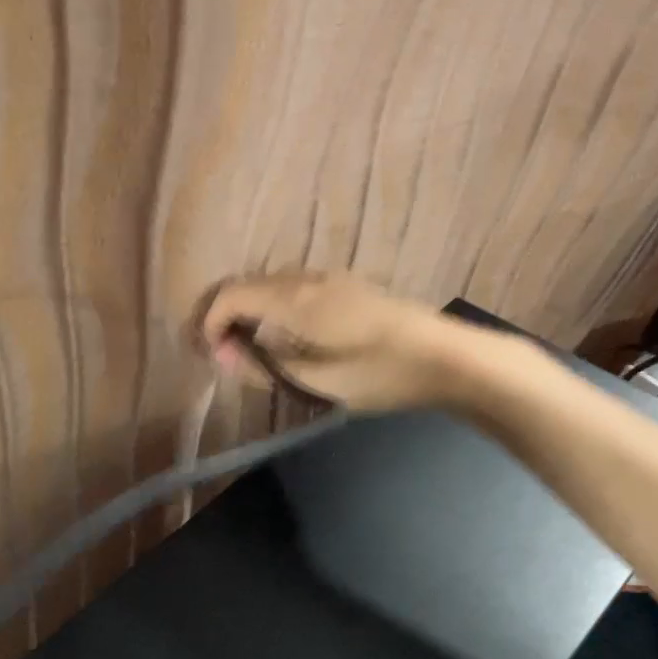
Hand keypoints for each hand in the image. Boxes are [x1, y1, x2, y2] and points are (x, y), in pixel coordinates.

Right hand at [195, 273, 467, 412]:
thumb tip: (222, 354)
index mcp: (294, 299)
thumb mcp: (315, 380)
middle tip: (223, 356)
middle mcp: (307, 278)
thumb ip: (263, 366)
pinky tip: (289, 338)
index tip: (209, 356)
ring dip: (252, 311)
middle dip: (227, 316)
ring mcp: (331, 278)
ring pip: (273, 285)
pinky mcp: (350, 287)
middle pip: (249, 285)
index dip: (210, 322)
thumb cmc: (379, 374)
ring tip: (252, 350)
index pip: (230, 295)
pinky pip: (295, 288)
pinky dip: (276, 308)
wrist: (448, 358)